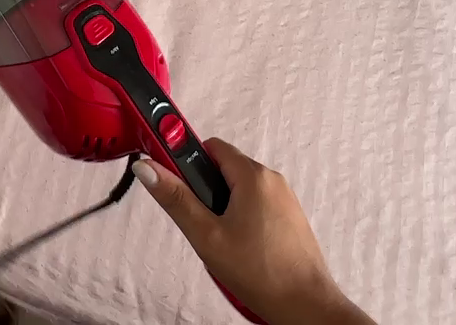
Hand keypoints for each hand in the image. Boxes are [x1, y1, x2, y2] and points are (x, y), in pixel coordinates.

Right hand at [135, 139, 373, 324]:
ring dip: (225, 209)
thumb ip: (176, 199)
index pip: (210, 147)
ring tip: (221, 243)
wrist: (309, 310)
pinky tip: (241, 251)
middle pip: (225, 169)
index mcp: (252, 175)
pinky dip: (244, 220)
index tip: (172, 176)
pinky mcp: (291, 218)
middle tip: (200, 223)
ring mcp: (285, 199)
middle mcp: (271, 179)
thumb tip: (146, 167)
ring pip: (241, 190)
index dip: (188, 160)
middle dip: (207, 192)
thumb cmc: (261, 274)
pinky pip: (257, 206)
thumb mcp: (207, 236)